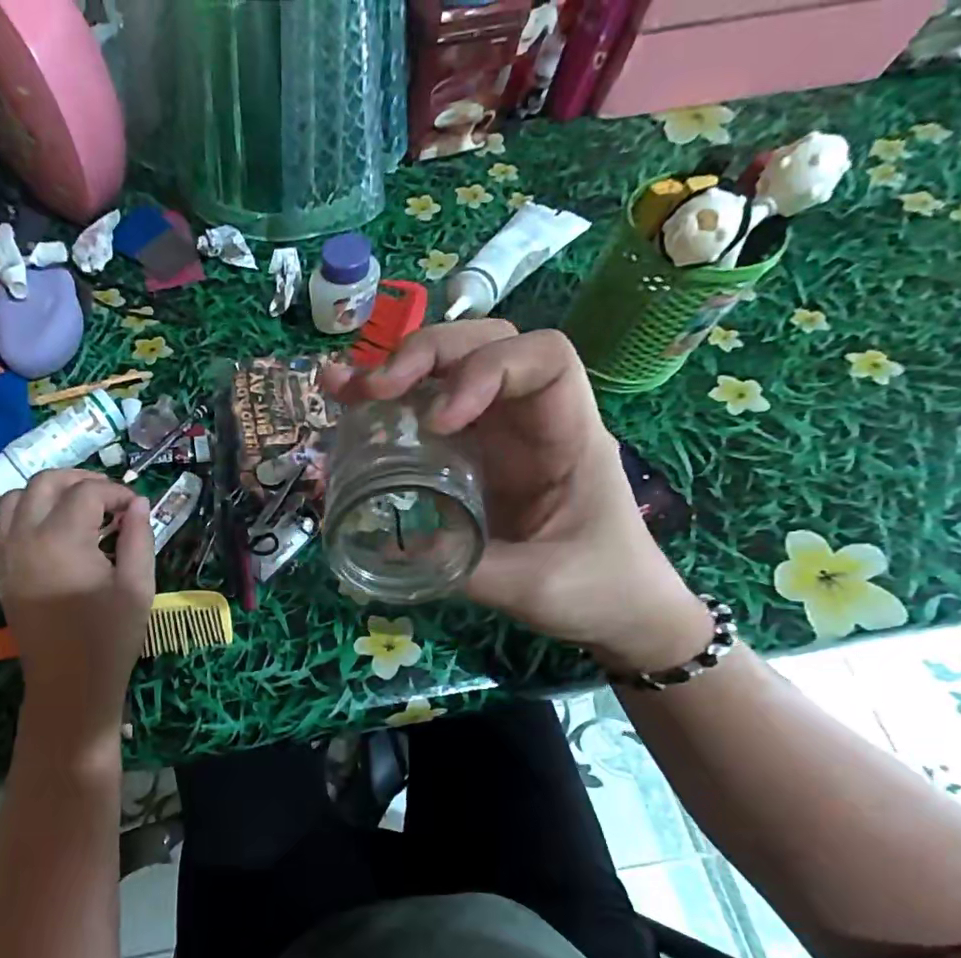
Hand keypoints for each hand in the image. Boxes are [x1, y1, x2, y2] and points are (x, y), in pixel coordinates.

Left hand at [0, 470, 154, 722]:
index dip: (116, 492)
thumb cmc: (109, 639)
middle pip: (46, 482)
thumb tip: (137, 503)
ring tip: (77, 508)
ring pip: (15, 497)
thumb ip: (138, 537)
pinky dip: (24, 516)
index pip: (88, 492)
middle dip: (81, 480)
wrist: (69, 686)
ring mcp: (6, 554)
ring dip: (48, 492)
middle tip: (109, 498)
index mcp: (62, 539)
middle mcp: (25, 537)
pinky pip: (2, 526)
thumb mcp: (137, 586)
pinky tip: (49, 532)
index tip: (135, 508)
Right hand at [321, 322, 709, 669]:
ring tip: (343, 387)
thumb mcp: (537, 586)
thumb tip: (393, 549)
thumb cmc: (600, 589)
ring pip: (451, 370)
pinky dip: (386, 404)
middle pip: (487, 345)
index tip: (439, 423)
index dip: (488, 370)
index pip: (544, 359)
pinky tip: (345, 403)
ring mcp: (498, 436)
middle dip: (429, 355)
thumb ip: (469, 567)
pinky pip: (426, 412)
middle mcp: (531, 420)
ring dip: (397, 370)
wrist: (618, 609)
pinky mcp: (469, 457)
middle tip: (376, 389)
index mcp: (569, 436)